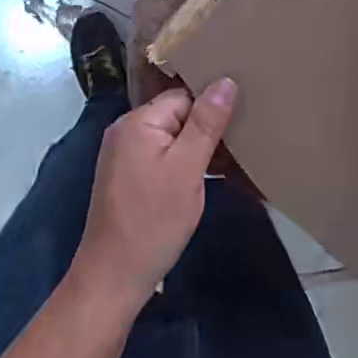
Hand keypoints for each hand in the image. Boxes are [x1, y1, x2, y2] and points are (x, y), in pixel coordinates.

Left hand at [72, 79, 237, 301]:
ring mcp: (125, 155)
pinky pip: (163, 157)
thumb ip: (207, 123)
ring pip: (172, 138)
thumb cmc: (153, 221)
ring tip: (230, 162)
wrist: (114, 277)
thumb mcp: (187, 168)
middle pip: (177, 114)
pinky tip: (205, 179)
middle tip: (242, 142)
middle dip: (207, 128)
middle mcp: (126, 131)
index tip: (243, 119)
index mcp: (137, 121)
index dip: (212, 108)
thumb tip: (226, 80)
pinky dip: (184, 165)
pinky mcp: (128, 177)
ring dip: (198, 149)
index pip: (184, 96)